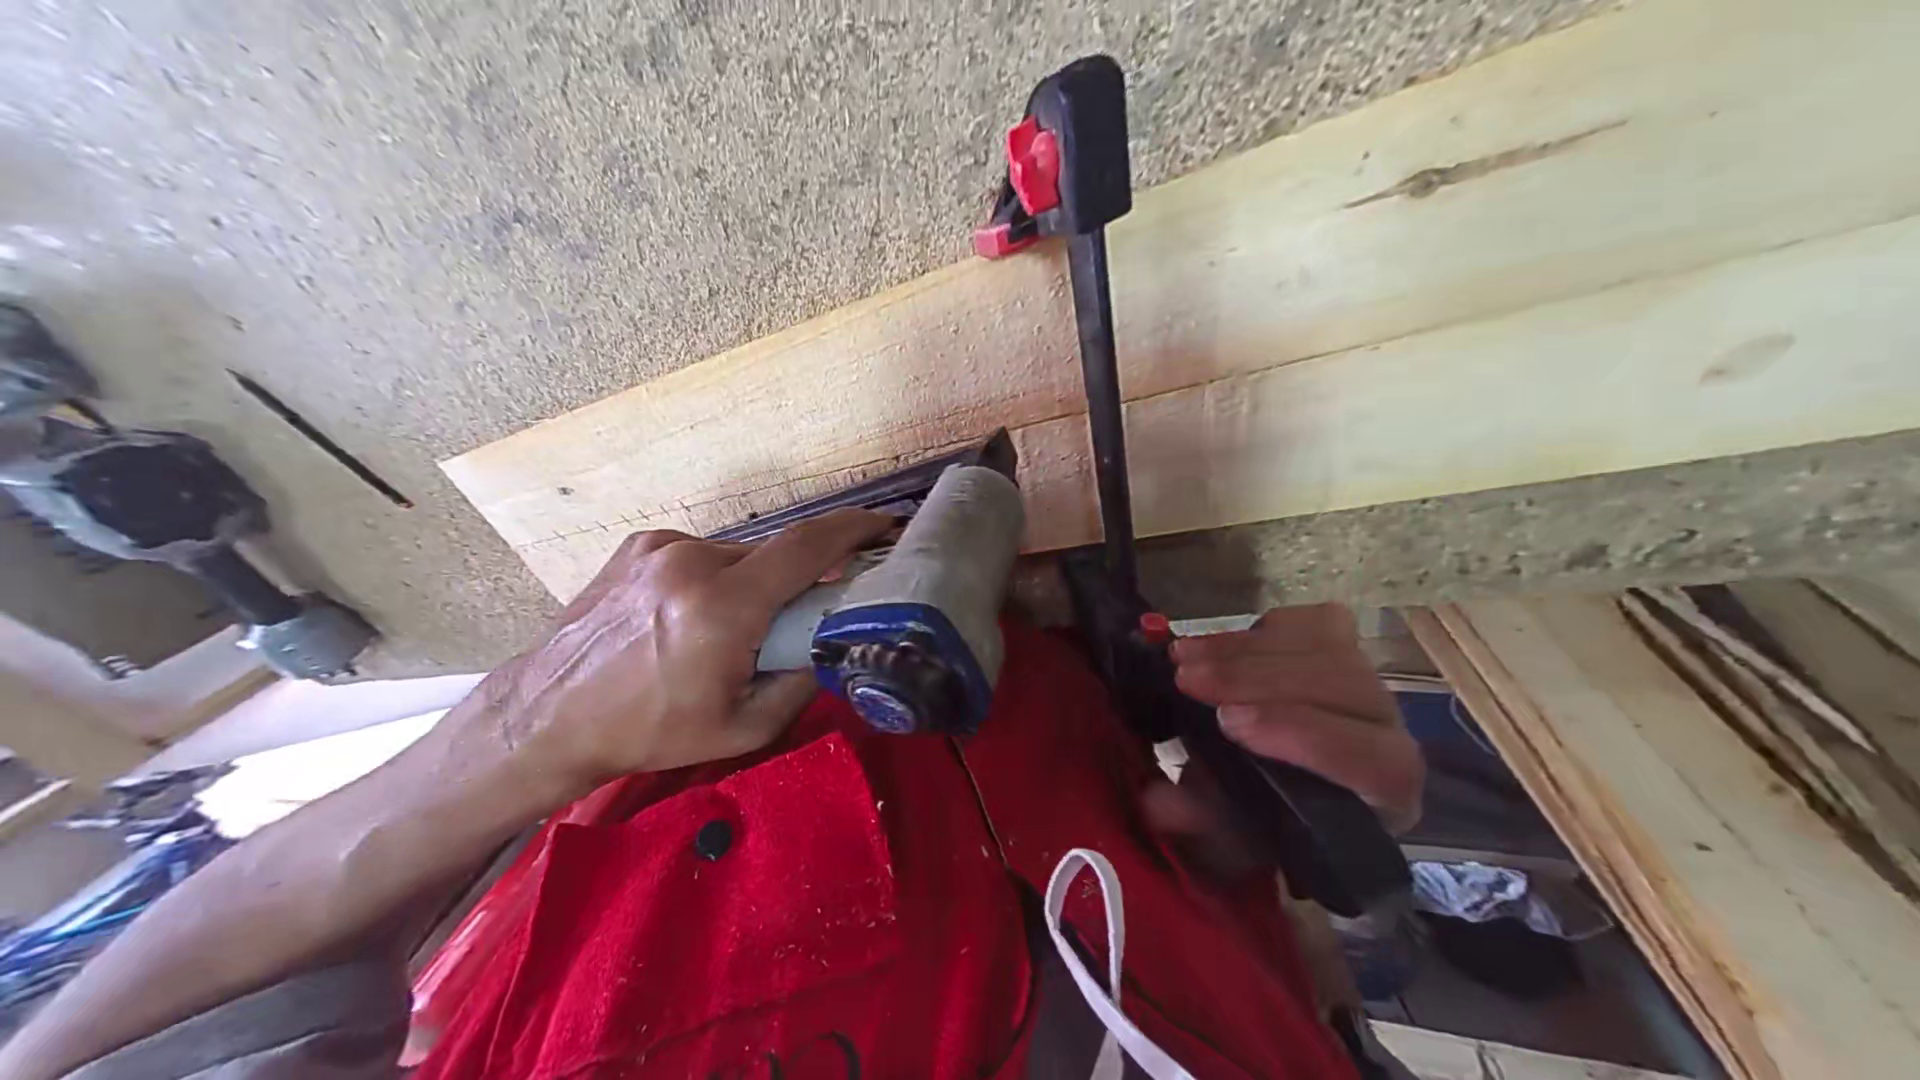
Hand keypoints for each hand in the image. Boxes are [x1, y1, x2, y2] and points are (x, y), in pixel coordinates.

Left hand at [456, 508, 891, 792]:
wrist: (549, 716)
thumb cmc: (650, 731)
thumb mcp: (745, 727)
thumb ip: (802, 679)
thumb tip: (831, 640)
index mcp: (722, 608)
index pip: (806, 548)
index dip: (853, 531)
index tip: (883, 527)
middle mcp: (692, 561)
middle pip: (776, 555)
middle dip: (797, 580)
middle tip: (793, 620)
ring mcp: (661, 547)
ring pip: (740, 555)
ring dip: (753, 583)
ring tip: (730, 629)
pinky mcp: (641, 544)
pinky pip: (704, 554)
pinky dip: (718, 578)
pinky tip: (692, 615)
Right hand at [1163, 604, 1422, 836]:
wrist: (1286, 775)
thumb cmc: (1268, 811)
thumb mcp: (1232, 831)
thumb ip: (1203, 819)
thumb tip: (1158, 802)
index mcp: (1384, 790)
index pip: (1371, 759)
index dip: (1302, 734)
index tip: (1228, 721)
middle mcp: (1387, 727)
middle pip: (1341, 687)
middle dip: (1254, 679)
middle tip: (1186, 679)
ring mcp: (1365, 676)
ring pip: (1322, 647)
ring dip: (1241, 649)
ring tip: (1182, 656)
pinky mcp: (1340, 641)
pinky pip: (1308, 622)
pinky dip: (1255, 630)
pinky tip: (1211, 644)